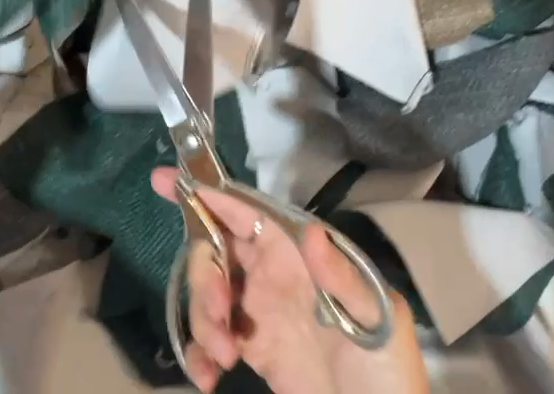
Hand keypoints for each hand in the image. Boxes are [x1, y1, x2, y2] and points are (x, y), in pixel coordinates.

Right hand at [151, 168, 429, 393]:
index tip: (168, 180)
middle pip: (217, 252)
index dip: (212, 195)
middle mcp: (276, 275)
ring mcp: (260, 311)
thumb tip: (310, 231)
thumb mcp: (375, 320)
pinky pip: (211, 338)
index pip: (250, 215)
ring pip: (208, 294)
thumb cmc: (385, 370)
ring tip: (223, 359)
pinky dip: (199, 354)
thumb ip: (341, 278)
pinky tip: (206, 377)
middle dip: (203, 277)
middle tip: (218, 314)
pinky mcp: (253, 348)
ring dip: (202, 321)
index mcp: (301, 257)